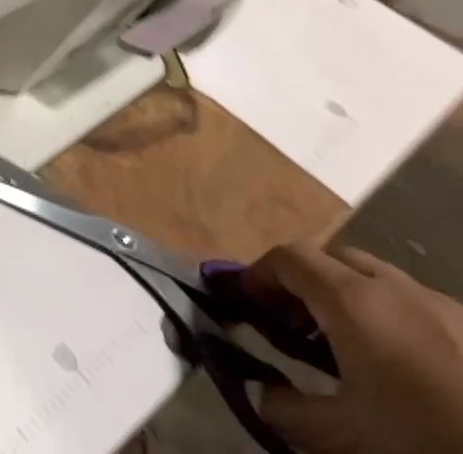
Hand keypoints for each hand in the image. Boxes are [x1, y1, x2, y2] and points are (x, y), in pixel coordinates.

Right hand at [240, 242, 462, 453]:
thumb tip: (261, 392)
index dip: (258, 273)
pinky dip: (397, 318)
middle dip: (306, 280)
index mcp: (353, 301)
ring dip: (353, 297)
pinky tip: (406, 364)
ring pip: (384, 280)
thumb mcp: (339, 433)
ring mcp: (448, 309)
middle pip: (336, 258)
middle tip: (296, 319)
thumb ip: (282, 406)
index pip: (288, 257)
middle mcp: (399, 291)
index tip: (248, 303)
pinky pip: (423, 307)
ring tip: (352, 344)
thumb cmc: (423, 434)